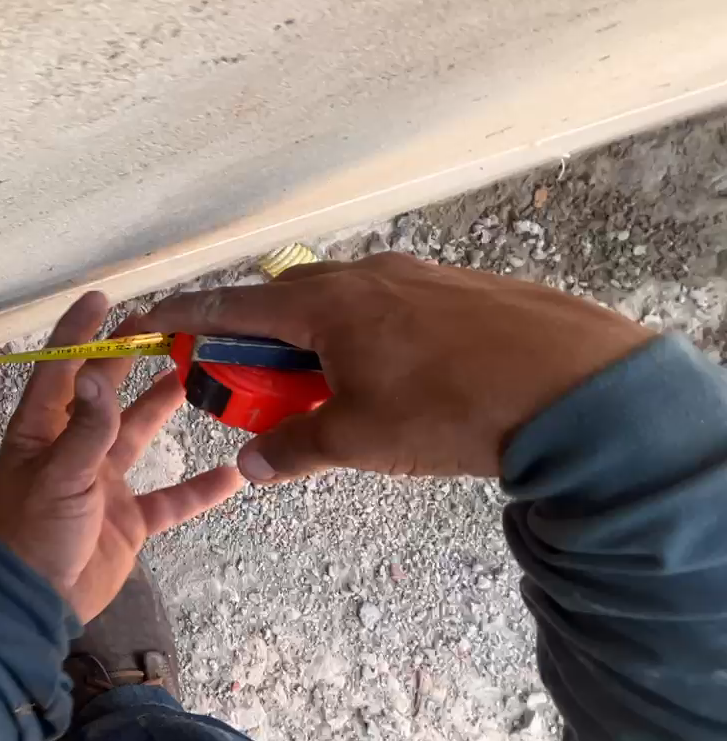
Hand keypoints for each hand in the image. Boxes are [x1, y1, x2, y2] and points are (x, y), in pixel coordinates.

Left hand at [0, 291, 244, 620]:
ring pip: (137, 436)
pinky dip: (199, 488)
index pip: (60, 371)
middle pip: (104, 395)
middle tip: (164, 329)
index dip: (77, 334)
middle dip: (128, 361)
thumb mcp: (57, 475)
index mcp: (42, 432)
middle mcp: (72, 449)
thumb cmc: (32, 531)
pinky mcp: (127, 519)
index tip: (100, 300)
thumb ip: (84, 430)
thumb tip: (99, 376)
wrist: (36, 601)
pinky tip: (234, 472)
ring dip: (163, 408)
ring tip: (197, 375)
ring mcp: (101, 483)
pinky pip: (170, 499)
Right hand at [136, 252, 655, 481]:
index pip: (225, 306)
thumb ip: (292, 448)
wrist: (598, 397)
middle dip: (253, 334)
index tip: (141, 323)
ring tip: (333, 378)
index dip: (175, 316)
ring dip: (313, 333)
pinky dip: (366, 329)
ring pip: (336, 297)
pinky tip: (398, 367)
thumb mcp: (359, 440)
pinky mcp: (463, 284)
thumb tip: (249, 466)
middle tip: (257, 376)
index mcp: (322, 306)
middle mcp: (360, 277)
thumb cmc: (454, 411)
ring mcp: (415, 274)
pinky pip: (388, 299)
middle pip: (278, 299)